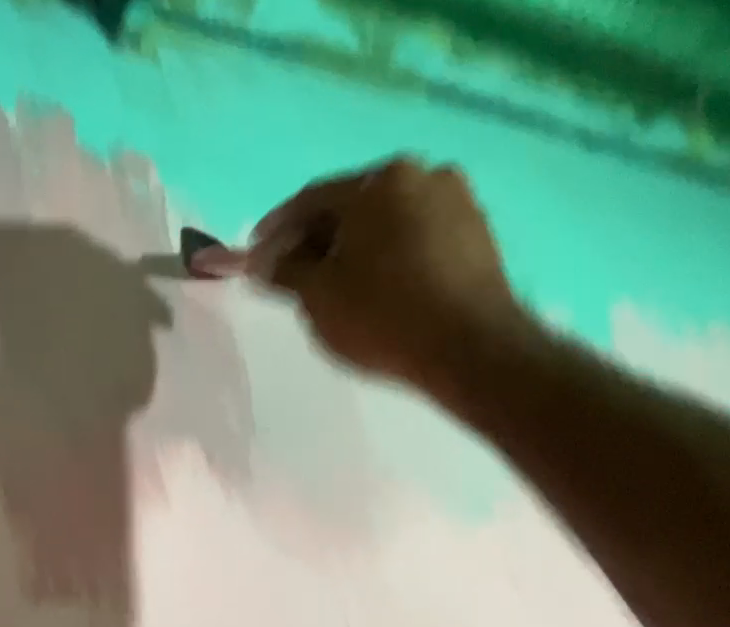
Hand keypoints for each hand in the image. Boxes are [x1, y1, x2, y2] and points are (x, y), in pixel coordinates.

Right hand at [246, 156, 529, 389]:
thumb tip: (262, 261)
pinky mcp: (476, 233)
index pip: (310, 200)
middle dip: (314, 238)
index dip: (274, 230)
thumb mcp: (315, 294)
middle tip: (287, 272)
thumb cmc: (381, 313)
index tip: (252, 257)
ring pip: (383, 221)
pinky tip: (369, 285)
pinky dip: (384, 254)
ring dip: (350, 247)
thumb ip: (282, 270)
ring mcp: (456, 202)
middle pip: (350, 206)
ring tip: (327, 283)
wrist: (470, 348)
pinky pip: (413, 236)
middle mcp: (423, 175)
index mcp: (379, 181)